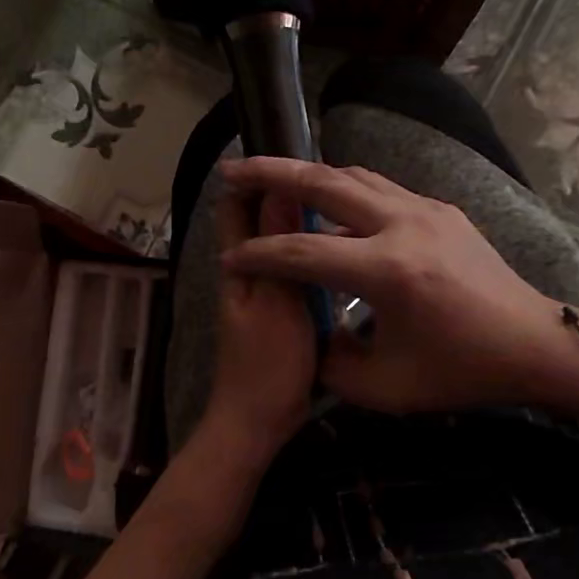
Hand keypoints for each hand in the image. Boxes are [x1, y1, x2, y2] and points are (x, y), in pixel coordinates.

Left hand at [201, 188, 317, 452]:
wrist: (259, 423)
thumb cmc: (267, 366)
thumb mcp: (279, 305)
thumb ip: (282, 252)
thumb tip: (281, 192)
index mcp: (241, 268)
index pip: (235, 209)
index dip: (251, 178)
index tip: (284, 155)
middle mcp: (248, 275)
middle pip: (258, 224)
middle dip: (282, 197)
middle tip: (329, 180)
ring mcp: (264, 297)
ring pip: (280, 249)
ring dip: (299, 226)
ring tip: (343, 210)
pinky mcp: (281, 316)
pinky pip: (295, 274)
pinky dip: (312, 257)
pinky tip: (343, 256)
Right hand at [219, 157, 578, 414]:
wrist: (534, 345)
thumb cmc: (461, 372)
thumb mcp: (385, 387)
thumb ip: (331, 361)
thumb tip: (307, 335)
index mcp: (389, 272)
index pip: (303, 254)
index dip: (259, 257)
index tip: (229, 260)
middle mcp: (405, 225)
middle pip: (324, 183)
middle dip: (271, 174)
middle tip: (232, 170)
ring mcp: (427, 210)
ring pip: (354, 176)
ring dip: (309, 174)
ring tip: (272, 175)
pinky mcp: (441, 210)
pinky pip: (381, 189)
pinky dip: (344, 190)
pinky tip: (328, 202)